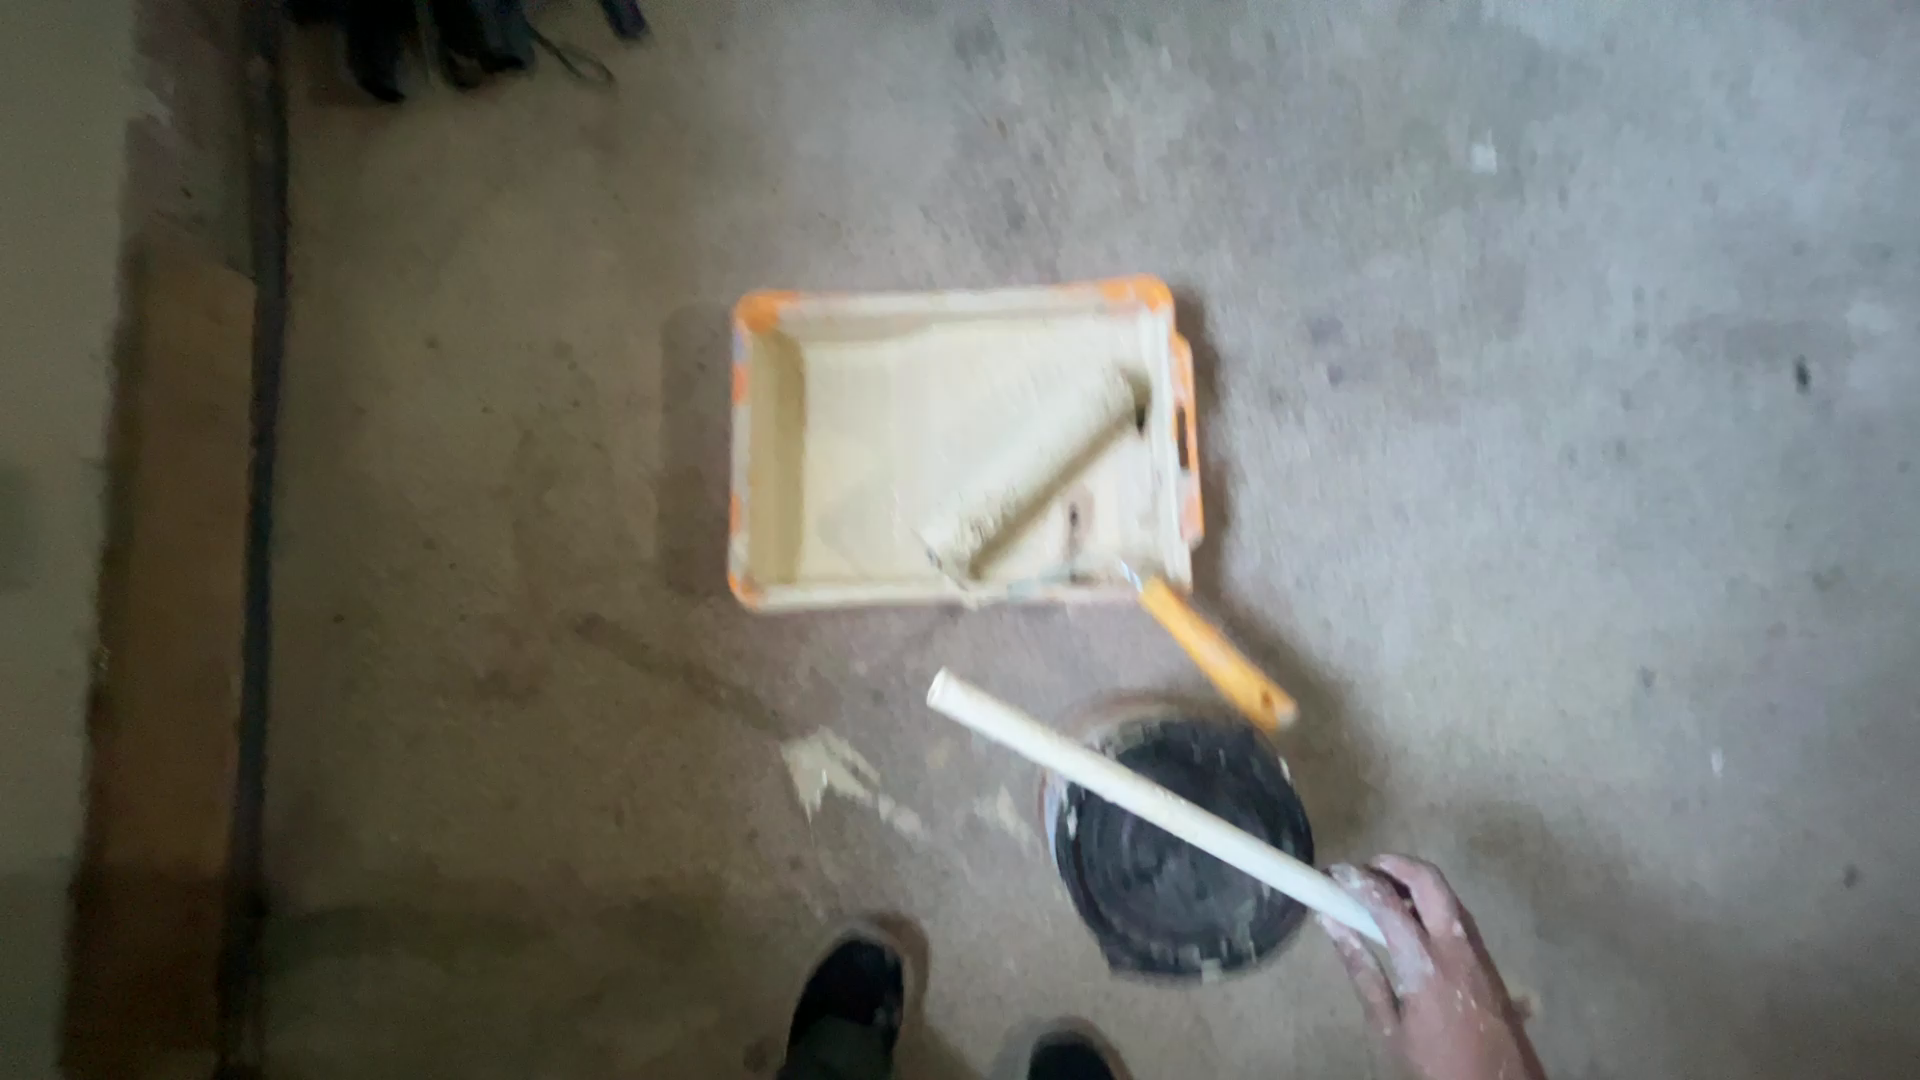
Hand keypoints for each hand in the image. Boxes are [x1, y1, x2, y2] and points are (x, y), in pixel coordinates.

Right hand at [1320, 856, 1545, 1079]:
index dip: (1354, 878)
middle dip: (1390, 862)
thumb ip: (1360, 968)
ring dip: (1410, 878)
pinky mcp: (1487, 959)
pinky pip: (1454, 910)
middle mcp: (1455, 946)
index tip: (1330, 874)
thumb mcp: (1388, 1025)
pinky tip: (1408, 920)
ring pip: (1444, 890)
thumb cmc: (1439, 1065)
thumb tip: (1329, 920)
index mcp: (1425, 965)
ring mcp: (1477, 950)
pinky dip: (1427, 899)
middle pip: (1426, 878)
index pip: (1385, 900)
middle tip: (1361, 873)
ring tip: (1380, 893)